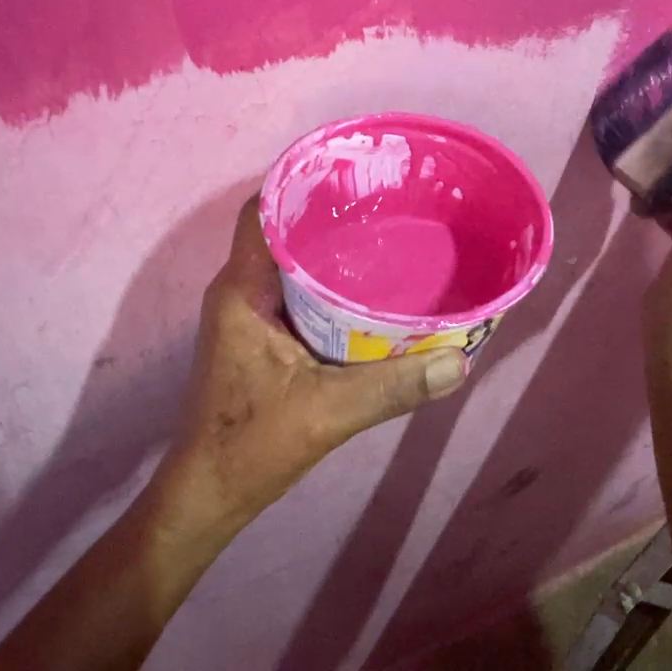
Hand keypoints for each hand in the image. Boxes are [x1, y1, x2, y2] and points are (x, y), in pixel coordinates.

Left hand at [150, 197, 468, 527]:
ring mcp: (247, 315)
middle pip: (282, 229)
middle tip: (387, 204)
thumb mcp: (330, 412)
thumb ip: (395, 386)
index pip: (263, 211)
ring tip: (386, 236)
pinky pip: (295, 288)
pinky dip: (328, 280)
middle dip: (329, 213)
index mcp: (242, 291)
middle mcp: (239, 291)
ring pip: (290, 259)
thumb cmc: (253, 446)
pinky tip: (369, 289)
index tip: (354, 174)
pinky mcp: (259, 337)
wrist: (209, 496)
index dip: (303, 183)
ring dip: (330, 247)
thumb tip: (462, 358)